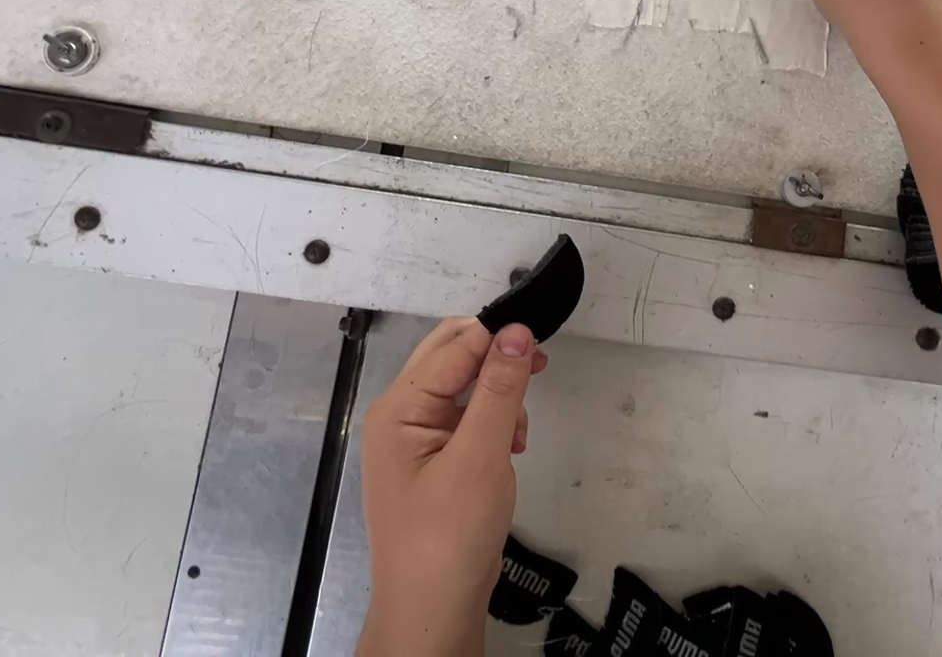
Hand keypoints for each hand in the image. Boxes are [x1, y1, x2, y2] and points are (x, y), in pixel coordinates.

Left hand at [356, 318, 548, 656]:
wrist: (434, 612)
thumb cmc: (450, 535)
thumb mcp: (480, 456)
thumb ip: (499, 388)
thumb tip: (517, 330)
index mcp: (399, 407)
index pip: (453, 347)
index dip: (496, 334)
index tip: (542, 333)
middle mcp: (402, 413)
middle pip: (454, 357)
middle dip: (497, 358)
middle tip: (540, 365)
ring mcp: (417, 437)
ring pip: (466, 385)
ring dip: (499, 394)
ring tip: (519, 432)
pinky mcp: (436, 457)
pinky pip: (469, 416)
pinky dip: (496, 421)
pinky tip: (511, 447)